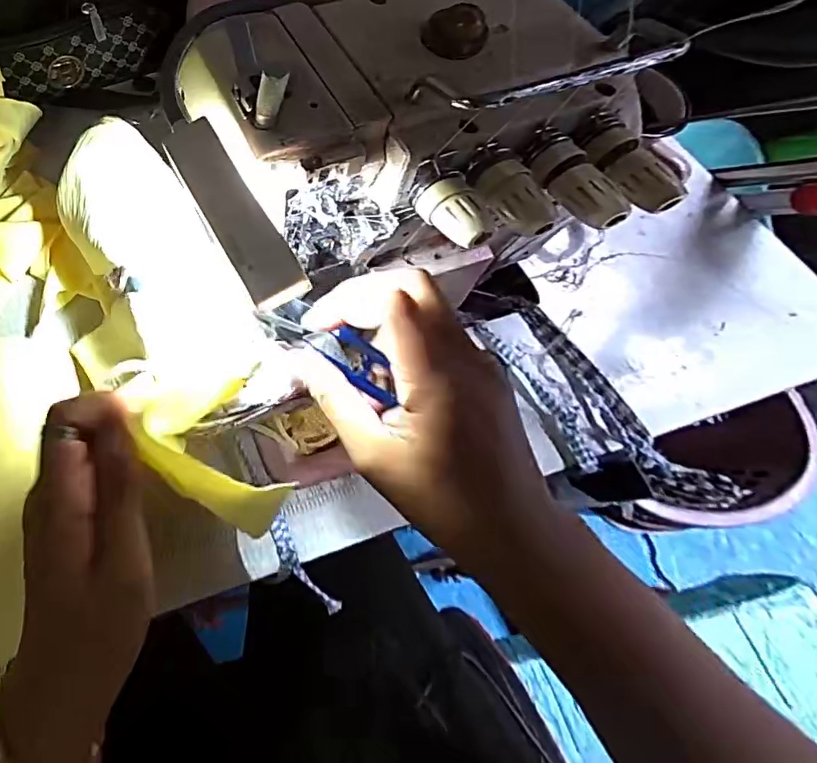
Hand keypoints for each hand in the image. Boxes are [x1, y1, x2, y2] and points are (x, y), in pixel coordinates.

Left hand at [0, 393, 153, 762]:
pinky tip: (135, 491)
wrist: (63, 687)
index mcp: (55, 497)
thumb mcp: (124, 556)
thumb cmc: (100, 627)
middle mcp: (43, 493)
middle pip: (68, 428)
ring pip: (76, 449)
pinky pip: (80, 474)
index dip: (100, 405)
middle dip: (112, 422)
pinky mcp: (58, 522)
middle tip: (158, 443)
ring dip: (113, 444)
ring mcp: (47, 508)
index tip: (144, 419)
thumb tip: (117, 415)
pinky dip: (108, 467)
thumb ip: (119, 483)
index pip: (62, 417)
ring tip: (153, 464)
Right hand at [295, 269, 552, 565]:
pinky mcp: (487, 371)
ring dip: (385, 314)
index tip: (318, 330)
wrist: (517, 531)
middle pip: (412, 284)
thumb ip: (335, 399)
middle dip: (364, 295)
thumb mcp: (374, 456)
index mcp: (434, 373)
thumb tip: (299, 361)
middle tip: (334, 327)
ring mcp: (480, 360)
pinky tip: (394, 377)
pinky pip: (442, 331)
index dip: (346, 302)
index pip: (391, 297)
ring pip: (428, 304)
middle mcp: (463, 354)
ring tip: (358, 357)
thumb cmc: (442, 501)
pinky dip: (409, 334)